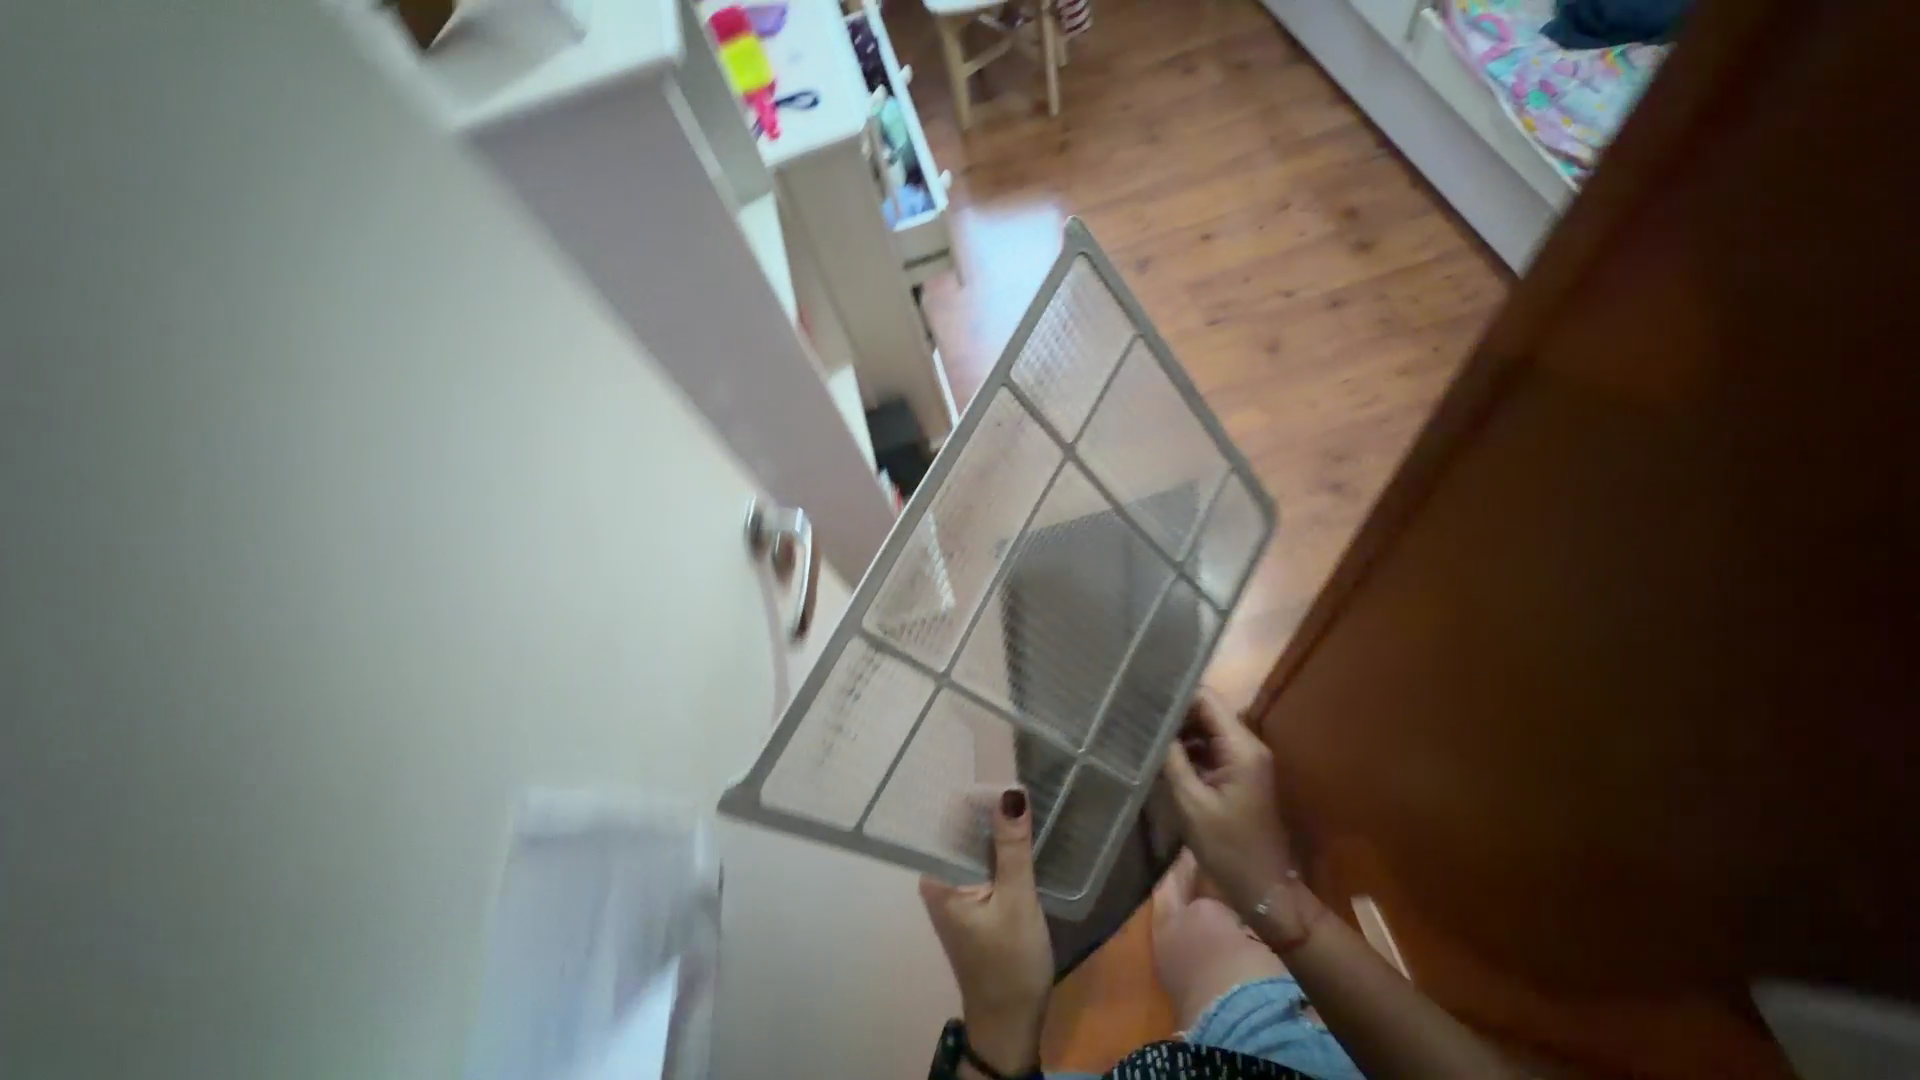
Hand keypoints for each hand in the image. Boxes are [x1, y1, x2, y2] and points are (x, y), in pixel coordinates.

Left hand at [920, 788, 1052, 1076]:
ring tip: (1020, 783)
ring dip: (994, 821)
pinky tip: (1021, 825)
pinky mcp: (975, 897)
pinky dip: (1000, 843)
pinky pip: (983, 858)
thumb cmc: (1010, 963)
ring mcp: (956, 888)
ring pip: (974, 842)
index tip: (991, 756)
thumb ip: (1013, 847)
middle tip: (1013, 760)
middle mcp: (939, 876)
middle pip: (959, 827)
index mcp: (937, 875)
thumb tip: (1011, 792)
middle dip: (984, 801)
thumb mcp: (1016, 900)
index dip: (967, 789)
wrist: (1012, 1021)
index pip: (944, 817)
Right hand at [1161, 693, 1304, 937]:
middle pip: (1207, 711)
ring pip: (1207, 729)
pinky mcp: (1239, 774)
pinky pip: (1210, 748)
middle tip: (1136, 716)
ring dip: (1179, 732)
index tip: (1142, 697)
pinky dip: (1188, 749)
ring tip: (1142, 732)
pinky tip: (1161, 755)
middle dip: (1174, 713)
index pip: (1207, 699)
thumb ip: (1172, 760)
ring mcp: (1245, 760)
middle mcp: (1248, 745)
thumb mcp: (1191, 803)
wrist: (1263, 887)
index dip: (1175, 695)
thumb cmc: (1227, 846)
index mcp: (1241, 747)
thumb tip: (1150, 727)